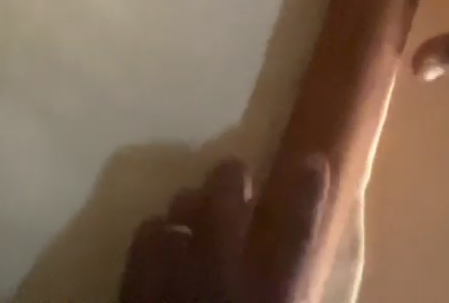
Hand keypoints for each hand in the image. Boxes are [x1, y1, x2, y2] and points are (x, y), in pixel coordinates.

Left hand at [119, 156, 327, 302]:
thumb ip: (288, 295)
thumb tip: (296, 286)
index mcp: (271, 297)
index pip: (296, 233)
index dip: (307, 193)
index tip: (314, 160)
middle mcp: (222, 276)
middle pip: (226, 199)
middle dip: (231, 179)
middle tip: (235, 174)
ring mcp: (172, 278)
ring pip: (178, 212)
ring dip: (187, 206)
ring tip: (192, 209)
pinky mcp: (135, 290)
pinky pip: (144, 239)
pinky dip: (156, 235)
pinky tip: (161, 243)